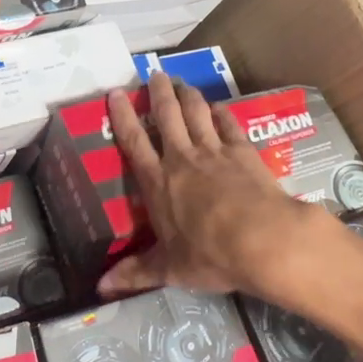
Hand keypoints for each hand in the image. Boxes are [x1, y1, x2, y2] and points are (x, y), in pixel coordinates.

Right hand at [101, 73, 329, 297]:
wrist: (263, 241)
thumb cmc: (210, 255)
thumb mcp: (169, 268)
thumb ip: (136, 272)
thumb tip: (100, 288)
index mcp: (158, 181)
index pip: (134, 141)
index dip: (123, 115)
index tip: (116, 92)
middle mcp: (181, 158)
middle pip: (167, 115)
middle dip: (158, 92)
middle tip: (155, 73)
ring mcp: (214, 151)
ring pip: (196, 112)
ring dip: (188, 94)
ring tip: (182, 82)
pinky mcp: (243, 152)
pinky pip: (229, 125)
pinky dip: (222, 113)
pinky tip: (219, 108)